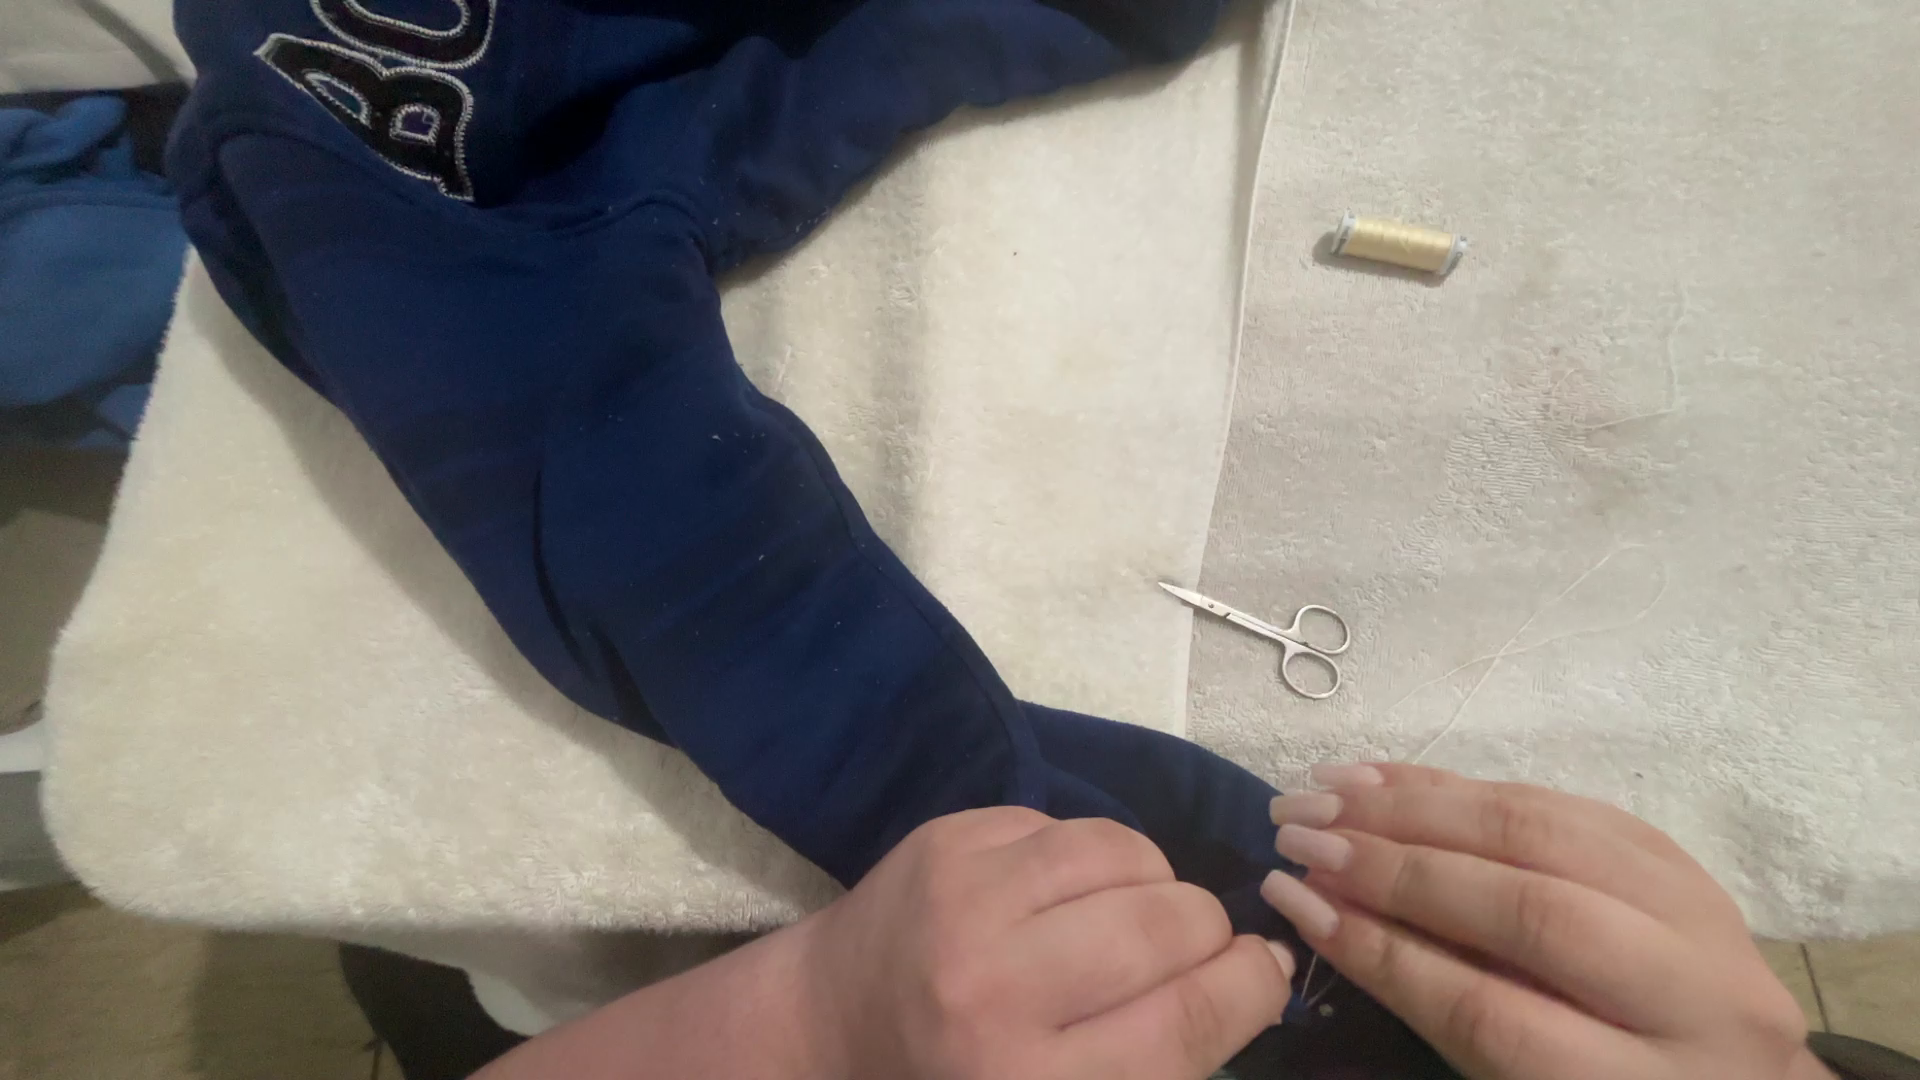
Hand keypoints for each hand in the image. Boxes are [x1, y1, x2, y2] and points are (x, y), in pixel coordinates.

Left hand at [794, 807, 1295, 1079]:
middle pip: (1163, 922)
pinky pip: (1064, 821)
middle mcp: (996, 980)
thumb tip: (1253, 974)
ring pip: (1121, 849)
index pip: (1184, 1021)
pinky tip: (1069, 880)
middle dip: (1205, 926)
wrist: (828, 1017)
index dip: (1250, 986)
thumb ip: (1149, 1055)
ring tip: (1134, 901)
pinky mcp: (950, 834)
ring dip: (1154, 875)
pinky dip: (1090, 851)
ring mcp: (967, 889)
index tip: (1268, 968)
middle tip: (1196, 938)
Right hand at [1259, 763, 1835, 1079]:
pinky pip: (1541, 796)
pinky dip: (1444, 782)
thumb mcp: (1505, 1077)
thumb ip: (1419, 991)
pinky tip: (1371, 775)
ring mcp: (1695, 908)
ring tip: (1320, 794)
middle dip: (1391, 867)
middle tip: (1298, 837)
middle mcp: (1701, 999)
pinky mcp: (1664, 849)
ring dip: (1408, 806)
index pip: (1489, 1011)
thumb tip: (1314, 899)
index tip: (1287, 895)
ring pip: (1536, 832)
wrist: (1718, 1062)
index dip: (1376, 949)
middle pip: (1529, 911)